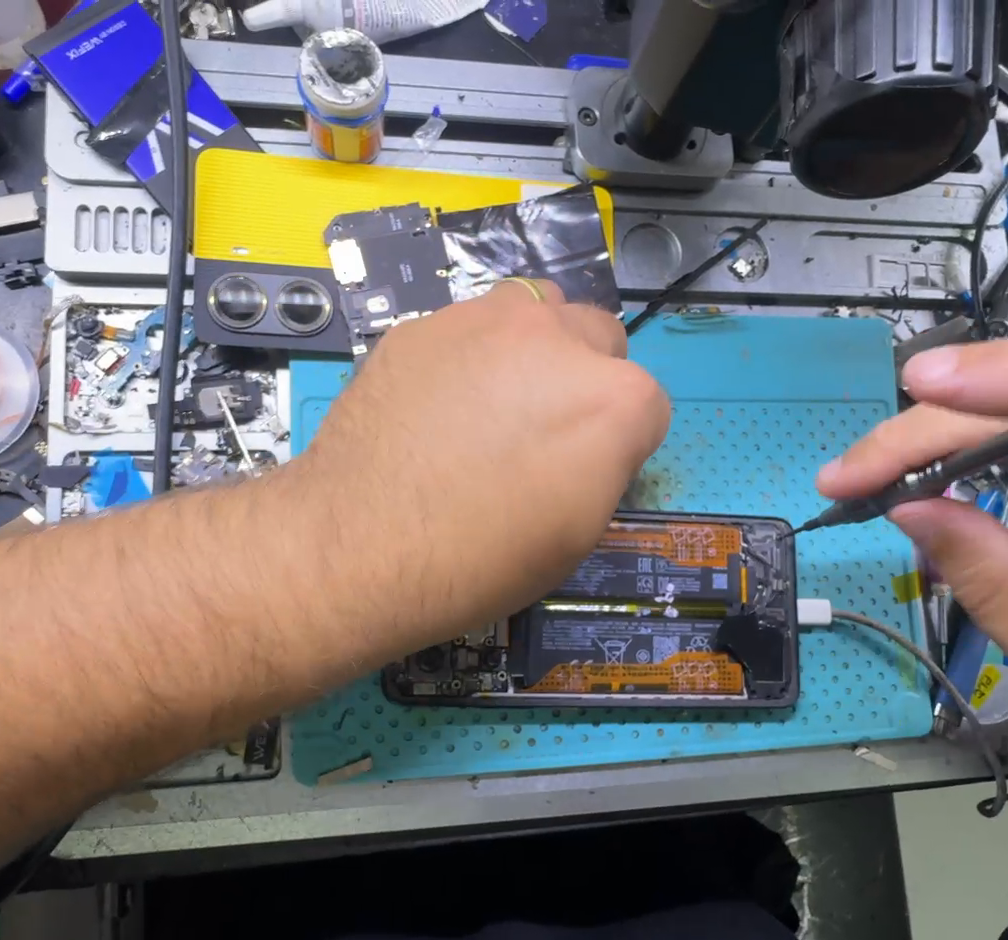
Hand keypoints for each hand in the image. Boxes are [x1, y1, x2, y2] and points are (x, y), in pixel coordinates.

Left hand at [286, 279, 669, 660]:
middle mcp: (556, 339)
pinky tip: (435, 404)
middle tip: (540, 430)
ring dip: (532, 348)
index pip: (648, 406)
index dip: (620, 444)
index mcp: (613, 399)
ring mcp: (482, 321)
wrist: (358, 548)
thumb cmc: (480, 561)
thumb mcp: (576, 535)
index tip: (584, 471)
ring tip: (492, 402)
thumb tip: (590, 443)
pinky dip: (468, 356)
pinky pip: (467, 328)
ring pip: (536, 311)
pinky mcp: (421, 326)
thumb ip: (604, 466)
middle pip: (599, 339)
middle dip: (585, 378)